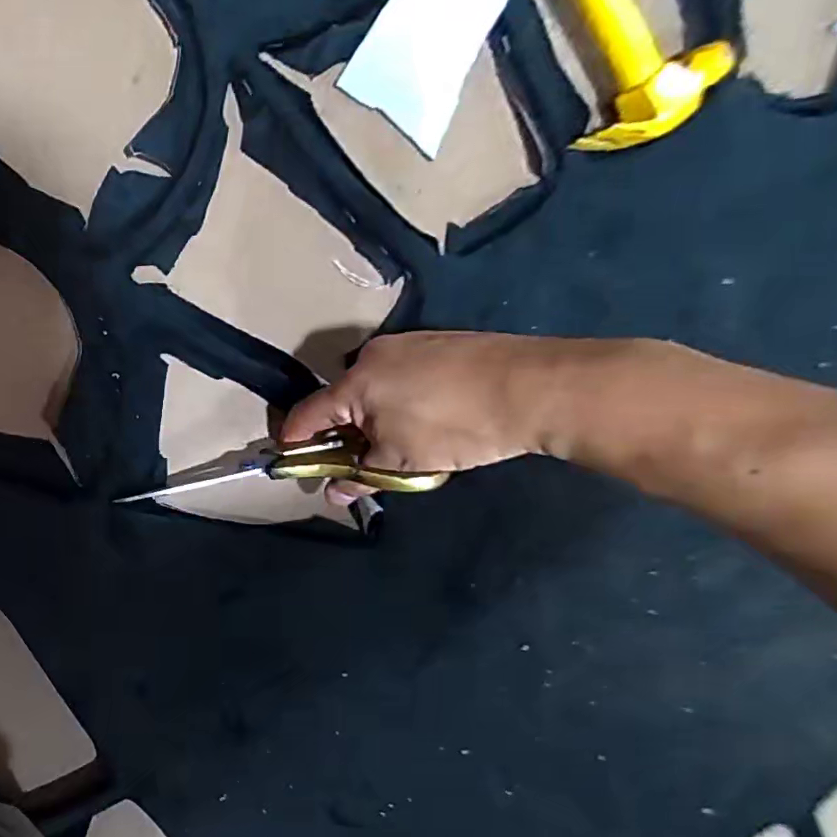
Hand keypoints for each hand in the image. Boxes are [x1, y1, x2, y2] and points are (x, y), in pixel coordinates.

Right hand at [280, 332, 586, 504]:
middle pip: (340, 399)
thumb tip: (334, 494)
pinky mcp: (442, 342)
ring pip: (373, 386)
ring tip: (400, 440)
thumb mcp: (402, 461)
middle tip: (357, 458)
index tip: (291, 460)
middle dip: (342, 430)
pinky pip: (403, 374)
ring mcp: (409, 343)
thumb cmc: (459, 426)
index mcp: (354, 383)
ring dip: (374, 414)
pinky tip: (430, 416)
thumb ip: (360, 476)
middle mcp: (373, 356)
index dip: (295, 440)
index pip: (306, 414)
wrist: (545, 388)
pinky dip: (402, 398)